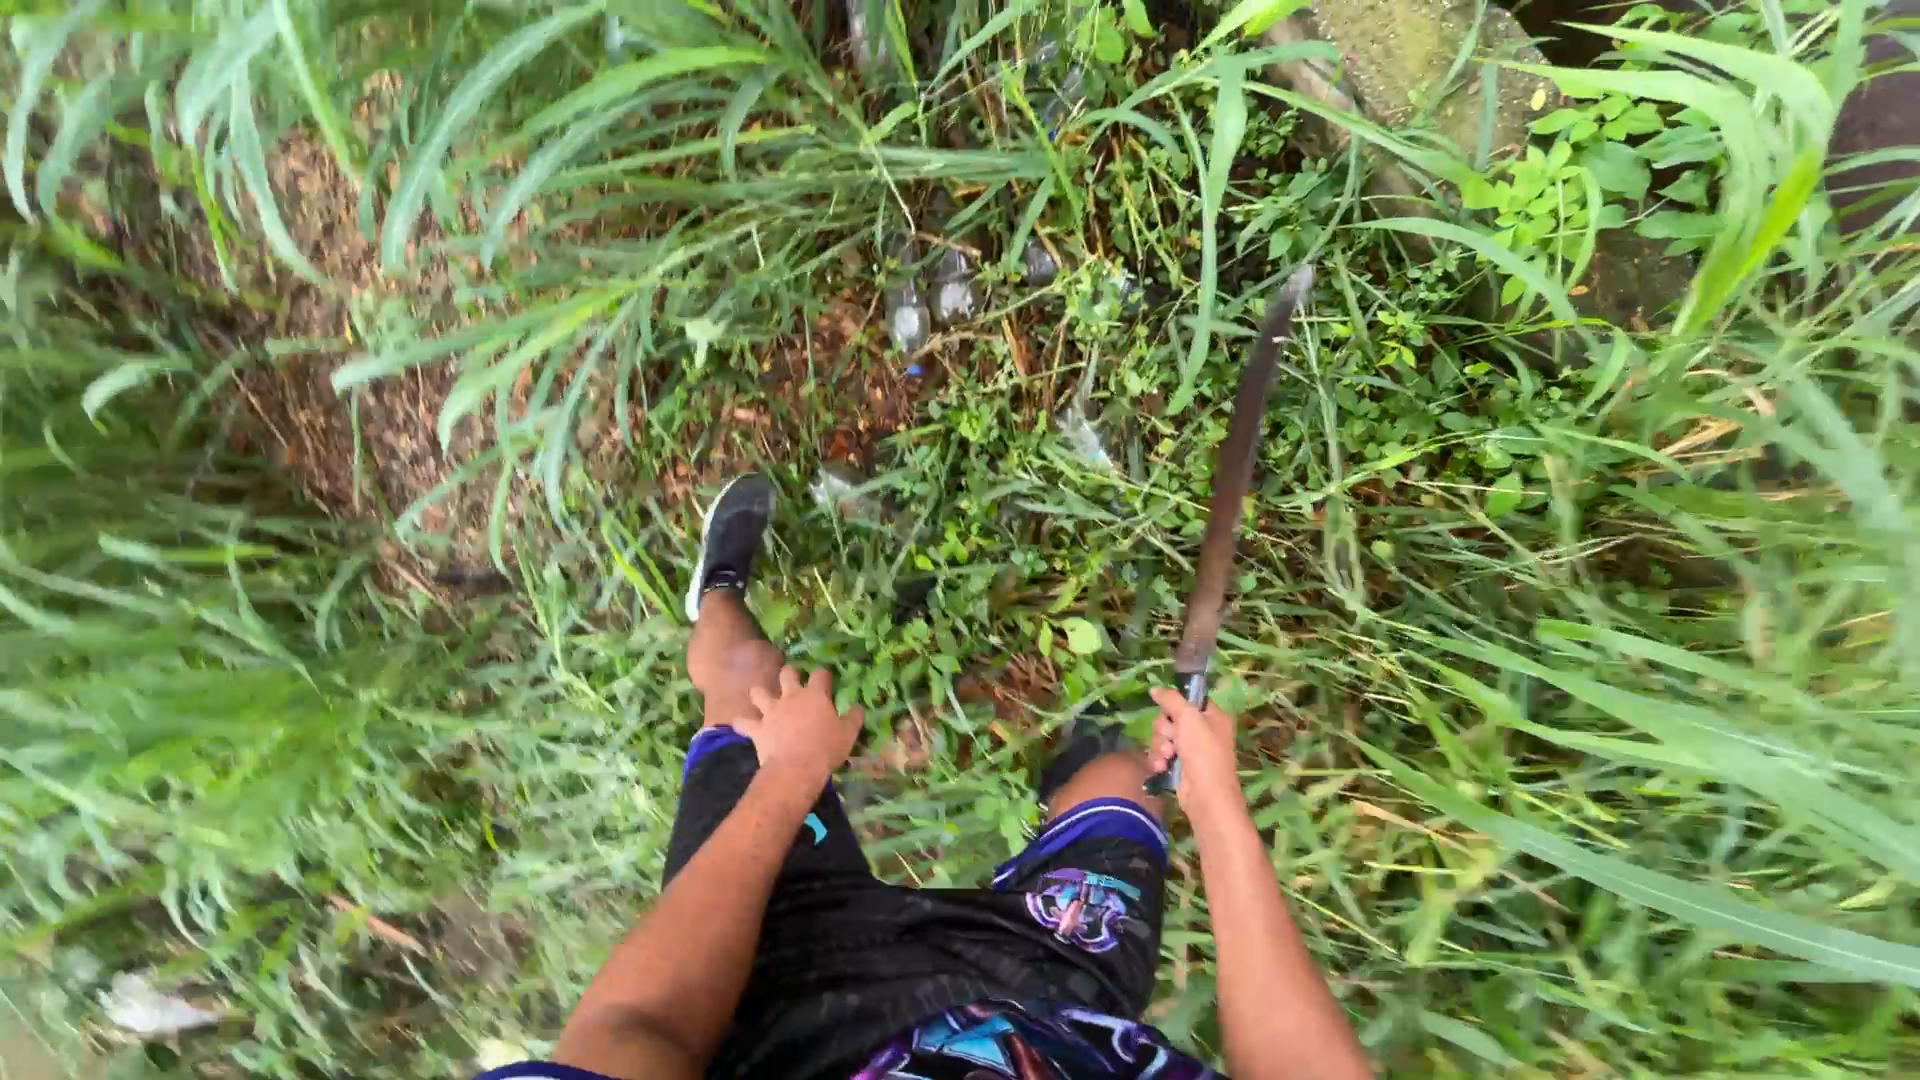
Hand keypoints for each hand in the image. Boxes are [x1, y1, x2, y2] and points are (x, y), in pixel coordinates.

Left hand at [739, 666, 864, 789]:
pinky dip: (742, 722)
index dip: (823, 675)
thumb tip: (858, 707)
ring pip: (759, 692)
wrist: (797, 768)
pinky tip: (741, 723)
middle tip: (793, 682)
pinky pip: (744, 722)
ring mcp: (772, 711)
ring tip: (762, 697)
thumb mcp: (848, 733)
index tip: (826, 680)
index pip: (820, 674)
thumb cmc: (826, 748)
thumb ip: (854, 717)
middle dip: (790, 674)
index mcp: (815, 695)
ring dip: (760, 693)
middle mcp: (792, 696)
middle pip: (787, 674)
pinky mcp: (758, 728)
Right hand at [1147, 686, 1244, 826]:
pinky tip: (1162, 766)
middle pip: (1171, 718)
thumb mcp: (1188, 718)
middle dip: (1165, 730)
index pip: (1190, 700)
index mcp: (1214, 716)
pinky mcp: (1180, 764)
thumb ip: (1171, 699)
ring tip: (1167, 756)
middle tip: (1172, 739)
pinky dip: (1159, 758)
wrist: (1206, 795)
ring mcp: (1192, 749)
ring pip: (1163, 735)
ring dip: (1160, 745)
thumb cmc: (1203, 753)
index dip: (1177, 705)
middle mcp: (1204, 730)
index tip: (1170, 712)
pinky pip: (1161, 752)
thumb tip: (1155, 688)